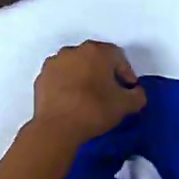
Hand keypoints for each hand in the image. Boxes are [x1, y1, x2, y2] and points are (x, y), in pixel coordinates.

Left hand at [29, 40, 146, 145]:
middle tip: (111, 92)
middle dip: (105, 73)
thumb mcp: (126, 105)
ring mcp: (54, 63)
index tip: (128, 90)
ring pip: (76, 66)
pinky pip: (60, 77)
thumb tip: (135, 93)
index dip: (127, 74)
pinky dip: (67, 85)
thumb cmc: (94, 110)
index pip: (118, 57)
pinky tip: (72, 101)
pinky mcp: (41, 78)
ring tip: (89, 97)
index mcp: (96, 51)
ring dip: (84, 77)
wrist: (57, 127)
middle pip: (95, 58)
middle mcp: (73, 51)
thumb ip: (138, 95)